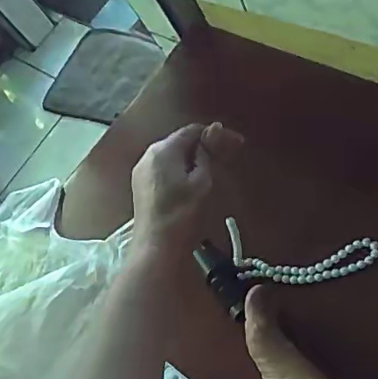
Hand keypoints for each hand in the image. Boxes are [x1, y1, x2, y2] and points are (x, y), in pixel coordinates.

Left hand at [130, 122, 242, 263]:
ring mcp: (141, 173)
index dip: (216, 135)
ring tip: (212, 172)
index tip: (237, 144)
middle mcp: (147, 156)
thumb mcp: (202, 181)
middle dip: (203, 147)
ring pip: (171, 158)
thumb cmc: (182, 214)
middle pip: (180, 143)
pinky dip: (179, 173)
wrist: (157, 249)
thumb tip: (214, 130)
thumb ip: (207, 153)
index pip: (193, 131)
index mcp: (163, 149)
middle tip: (227, 158)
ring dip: (191, 161)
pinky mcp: (140, 190)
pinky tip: (191, 185)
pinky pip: (164, 172)